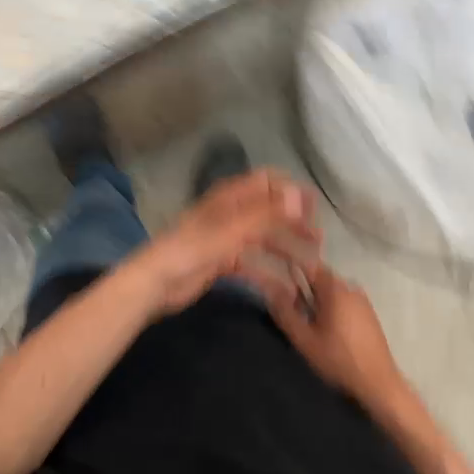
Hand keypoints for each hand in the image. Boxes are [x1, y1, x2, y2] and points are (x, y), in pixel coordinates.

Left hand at [119, 169, 320, 316]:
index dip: (291, 191)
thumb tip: (301, 195)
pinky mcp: (221, 263)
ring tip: (310, 267)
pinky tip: (286, 291)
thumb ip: (268, 213)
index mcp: (230, 198)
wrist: (155, 281)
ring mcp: (226, 239)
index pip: (267, 182)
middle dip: (294, 225)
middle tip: (318, 241)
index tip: (314, 208)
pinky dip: (269, 276)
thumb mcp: (233, 230)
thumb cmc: (192, 249)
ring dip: (286, 251)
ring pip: (264, 241)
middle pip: (269, 213)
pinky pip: (252, 266)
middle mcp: (230, 214)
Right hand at [248, 260, 403, 404]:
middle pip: (321, 280)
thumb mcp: (304, 339)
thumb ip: (285, 312)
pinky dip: (333, 309)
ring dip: (319, 302)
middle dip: (305, 292)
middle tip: (294, 313)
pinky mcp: (370, 314)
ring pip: (333, 292)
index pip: (309, 266)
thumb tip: (270, 288)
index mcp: (335, 289)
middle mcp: (351, 288)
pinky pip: (345, 302)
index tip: (280, 285)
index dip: (292, 272)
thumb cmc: (338, 360)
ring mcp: (363, 300)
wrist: (377, 383)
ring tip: (311, 326)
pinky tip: (330, 332)